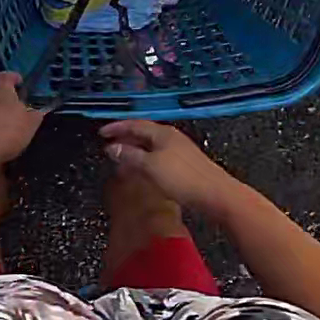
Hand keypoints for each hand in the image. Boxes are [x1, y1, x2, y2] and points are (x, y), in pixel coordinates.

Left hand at [0, 72, 48, 166]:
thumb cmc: (9, 131)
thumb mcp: (31, 124)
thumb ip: (36, 115)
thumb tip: (38, 111)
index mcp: (2, 91)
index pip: (6, 76)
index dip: (13, 76)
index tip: (20, 82)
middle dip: (4, 93)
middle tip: (15, 101)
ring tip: (9, 118)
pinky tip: (1, 132)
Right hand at [100, 120, 238, 212]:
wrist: (217, 195)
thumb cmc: (183, 179)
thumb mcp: (150, 166)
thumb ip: (129, 155)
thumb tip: (111, 147)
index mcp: (162, 133)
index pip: (134, 124)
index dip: (116, 128)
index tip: (102, 133)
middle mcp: (171, 138)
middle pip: (143, 133)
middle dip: (125, 138)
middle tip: (109, 145)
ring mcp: (180, 150)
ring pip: (150, 145)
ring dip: (134, 149)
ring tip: (122, 158)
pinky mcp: (185, 164)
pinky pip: (158, 155)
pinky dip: (145, 159)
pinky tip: (142, 170)